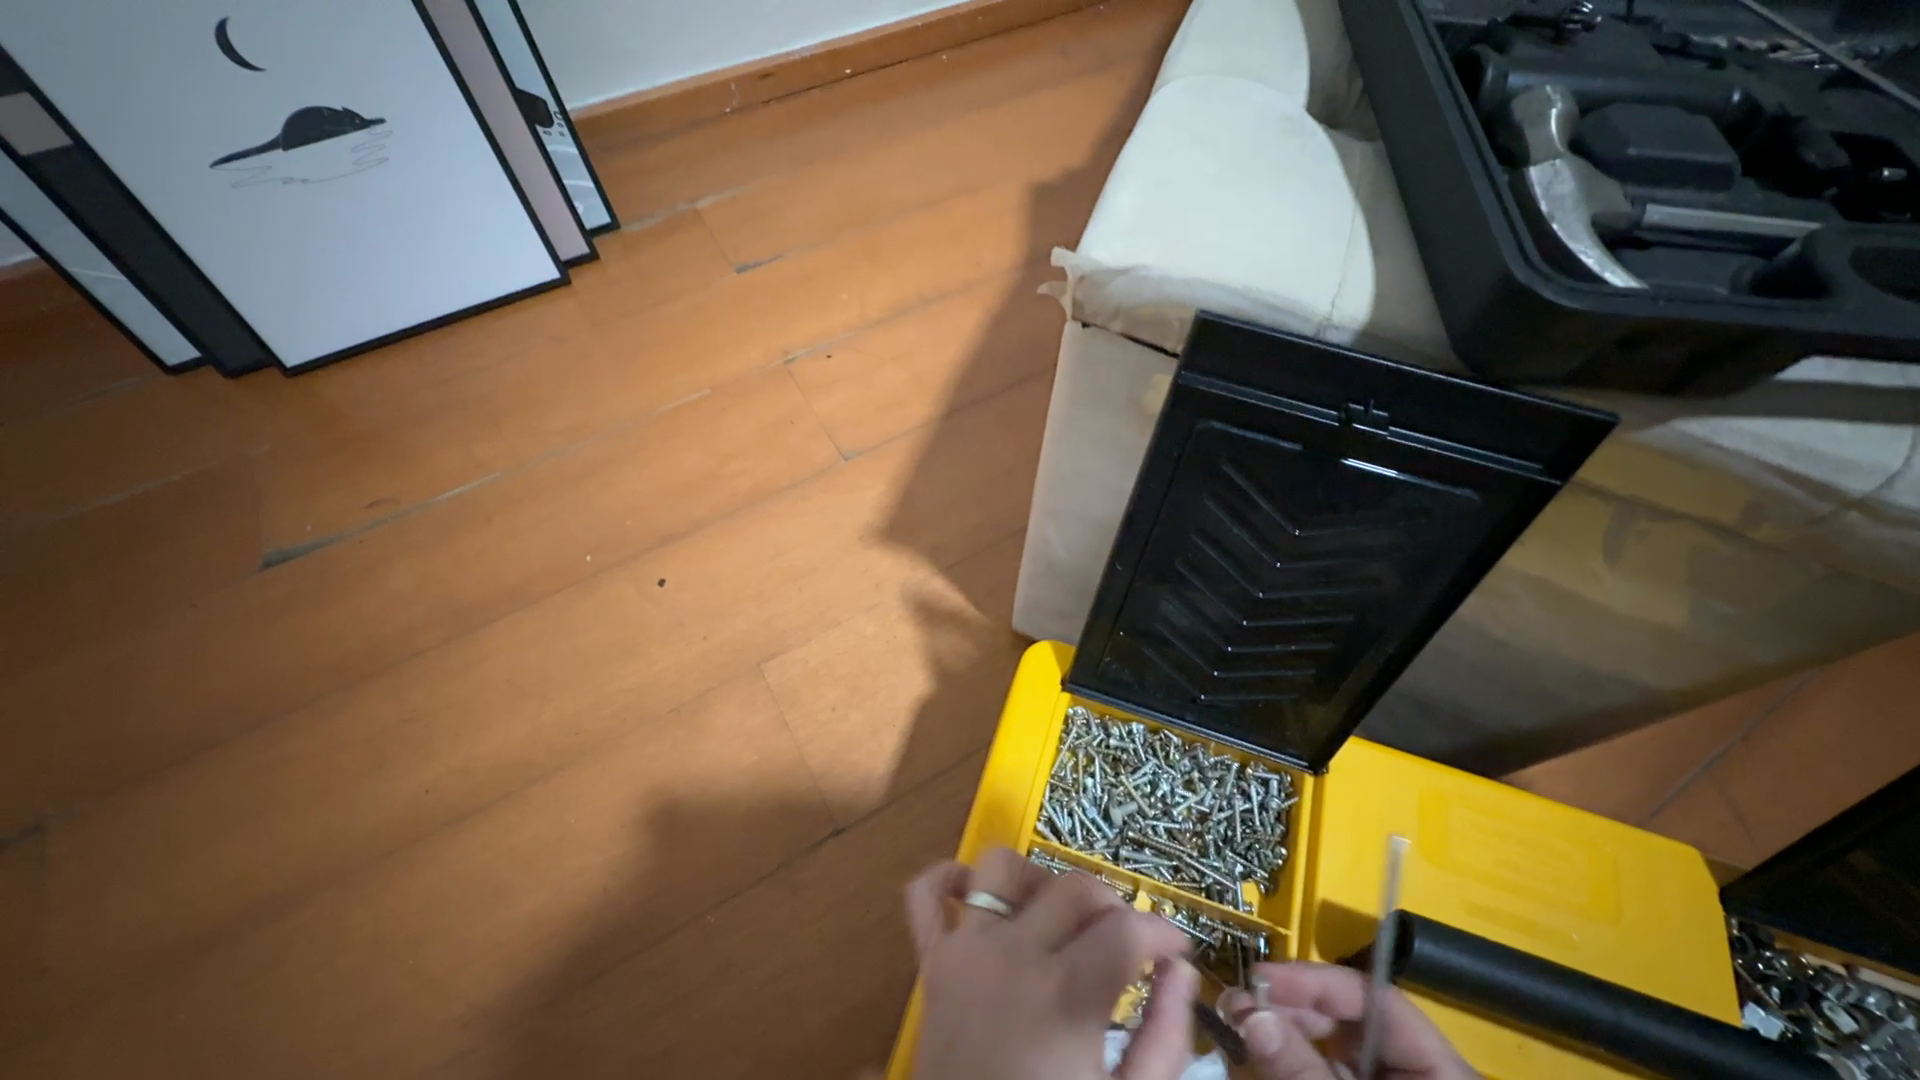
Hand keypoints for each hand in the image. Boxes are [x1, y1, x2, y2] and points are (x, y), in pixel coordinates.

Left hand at [904, 847, 1199, 1079]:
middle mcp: (1012, 955)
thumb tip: (1180, 971)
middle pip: (1075, 888)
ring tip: (1058, 917)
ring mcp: (964, 951)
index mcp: (1064, 996)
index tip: (1177, 952)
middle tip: (1125, 942)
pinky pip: (925, 893)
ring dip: (1038, 879)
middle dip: (1113, 905)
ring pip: (1001, 868)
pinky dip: (949, 878)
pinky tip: (978, 894)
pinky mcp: (930, 960)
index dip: (1164, 934)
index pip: (1127, 930)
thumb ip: (1164, 1037)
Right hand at [1217, 963, 1477, 1079]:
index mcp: (1440, 1070)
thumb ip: (1305, 1070)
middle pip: (1342, 1023)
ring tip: (1233, 1034)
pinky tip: (1249, 1064)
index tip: (1259, 976)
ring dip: (1276, 1041)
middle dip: (1285, 1012)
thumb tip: (1249, 1011)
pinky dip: (1284, 1070)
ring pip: (1322, 1054)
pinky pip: (1318, 1077)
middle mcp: (1411, 1073)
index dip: (1313, 980)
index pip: (1373, 997)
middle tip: (1232, 1008)